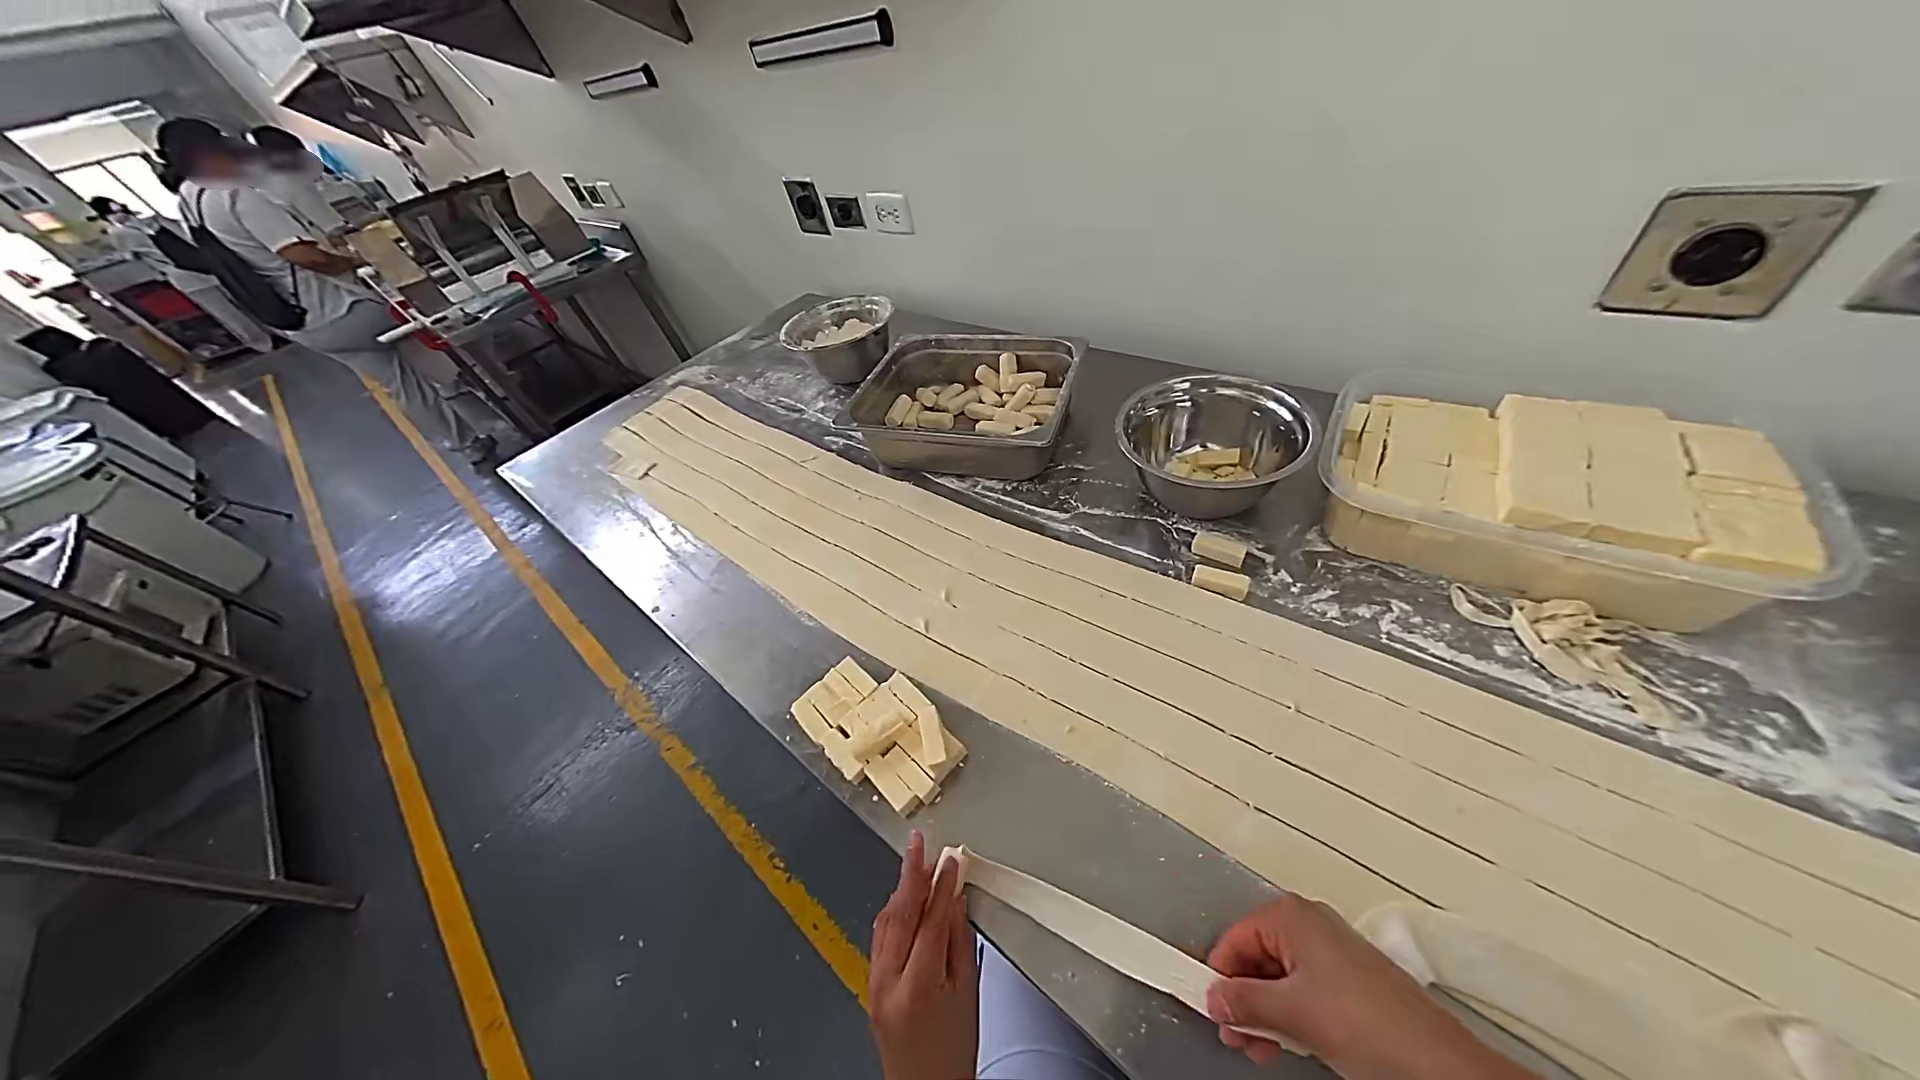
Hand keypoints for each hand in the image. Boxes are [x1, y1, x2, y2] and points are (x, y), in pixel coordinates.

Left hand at [870, 831, 978, 1079]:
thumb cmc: (952, 1055)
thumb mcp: (968, 994)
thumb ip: (959, 942)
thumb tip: (954, 899)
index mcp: (918, 987)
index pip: (931, 921)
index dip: (942, 885)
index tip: (952, 860)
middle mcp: (889, 983)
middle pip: (900, 914)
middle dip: (911, 873)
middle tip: (920, 843)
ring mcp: (875, 984)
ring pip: (885, 922)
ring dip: (901, 889)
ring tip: (916, 862)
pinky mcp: (871, 985)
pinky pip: (880, 937)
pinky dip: (893, 911)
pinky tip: (904, 897)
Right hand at [1205, 894, 1533, 1079]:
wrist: (1441, 1067)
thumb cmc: (1372, 1025)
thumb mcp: (1292, 1014)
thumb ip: (1243, 1003)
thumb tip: (1215, 999)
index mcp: (1292, 917)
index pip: (1234, 939)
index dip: (1219, 975)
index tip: (1209, 1006)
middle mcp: (1310, 925)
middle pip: (1256, 956)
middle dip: (1243, 998)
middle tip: (1236, 1033)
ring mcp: (1332, 951)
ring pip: (1279, 976)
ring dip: (1264, 1012)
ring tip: (1262, 1046)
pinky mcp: (1349, 979)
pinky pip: (1303, 988)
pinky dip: (1290, 1014)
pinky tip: (1290, 1041)